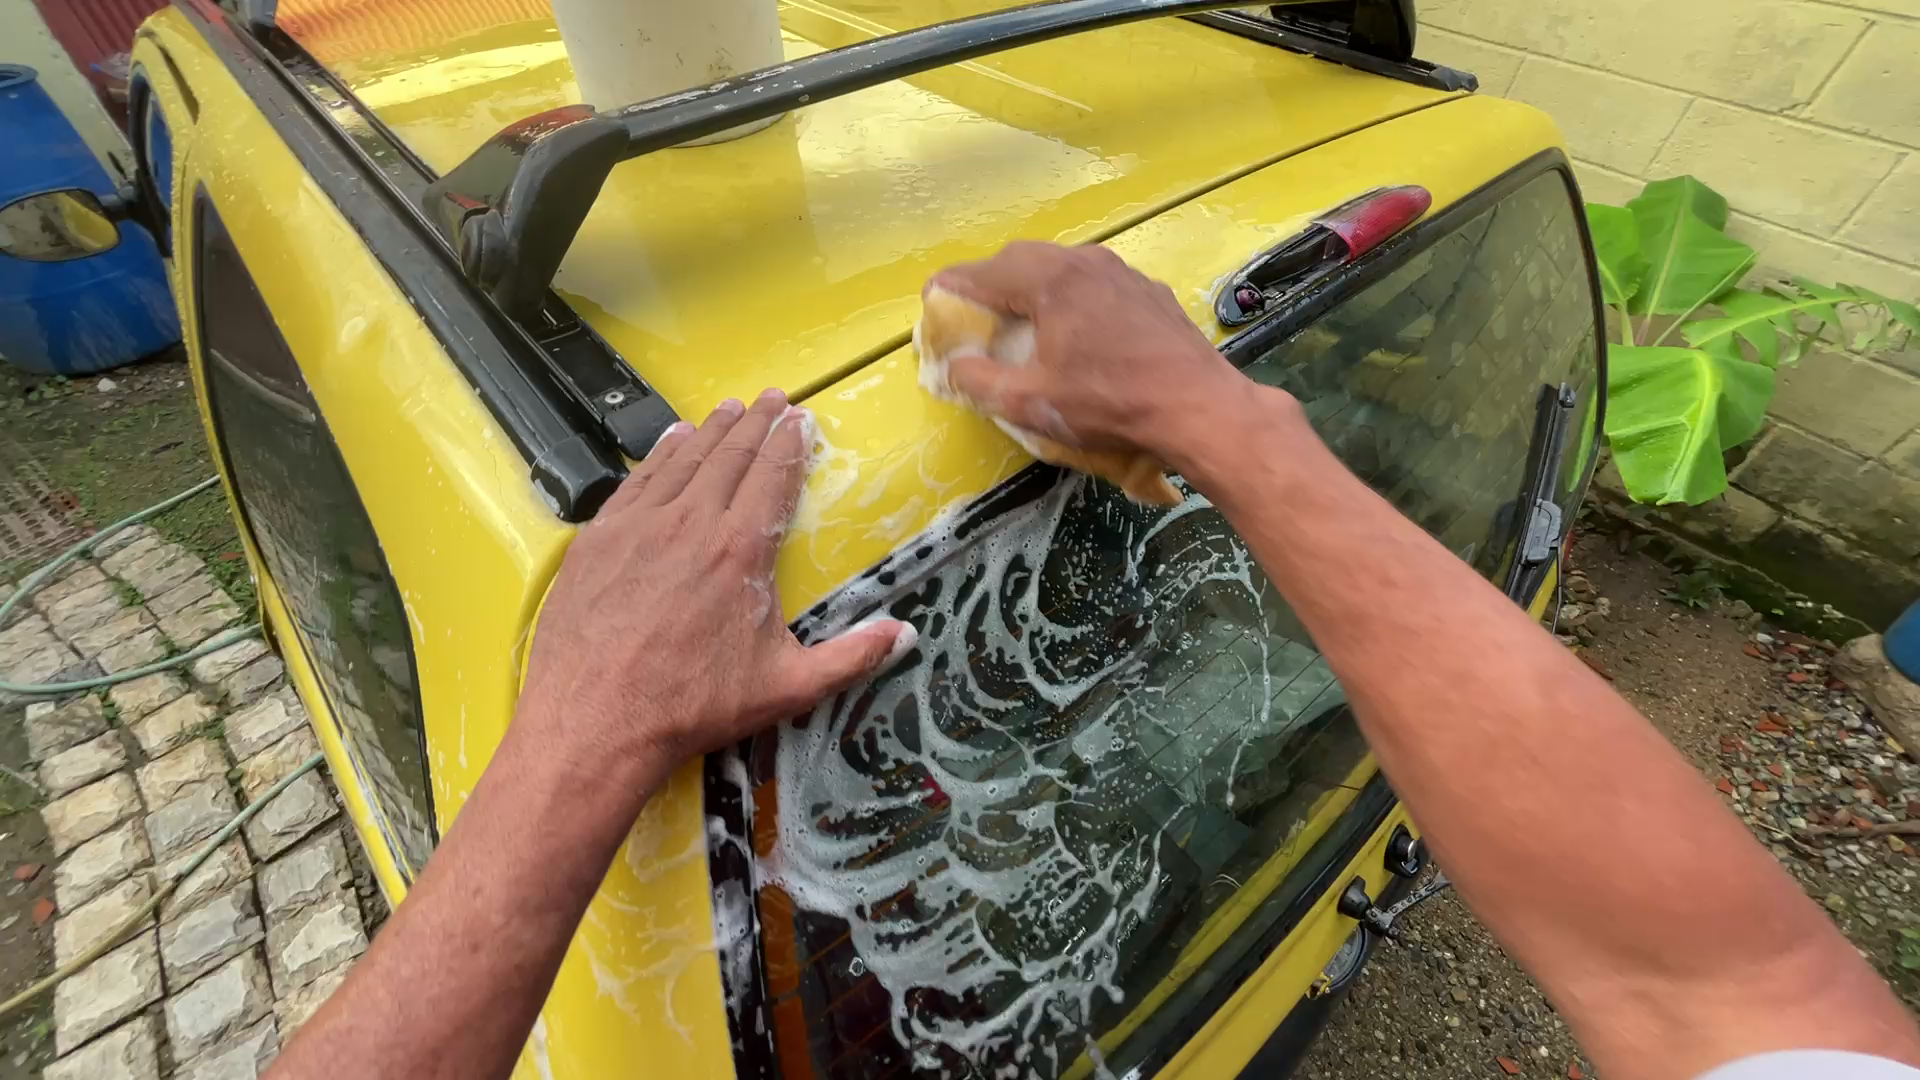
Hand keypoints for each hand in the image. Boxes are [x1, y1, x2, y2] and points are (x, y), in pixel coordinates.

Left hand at [517, 389, 913, 781]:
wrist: (592, 723)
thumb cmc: (694, 705)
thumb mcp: (788, 686)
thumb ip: (852, 656)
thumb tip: (907, 635)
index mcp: (740, 550)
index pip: (773, 477)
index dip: (790, 443)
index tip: (800, 419)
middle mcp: (691, 523)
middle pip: (731, 456)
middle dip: (756, 422)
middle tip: (772, 397)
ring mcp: (639, 525)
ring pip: (683, 459)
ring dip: (712, 429)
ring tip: (730, 407)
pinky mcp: (599, 538)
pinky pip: (637, 479)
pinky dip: (660, 452)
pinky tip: (671, 438)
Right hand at [929, 242, 1264, 459]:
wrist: (1197, 406)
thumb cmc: (1109, 403)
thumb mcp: (1032, 404)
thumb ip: (980, 382)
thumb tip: (952, 366)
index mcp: (1050, 281)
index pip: (984, 272)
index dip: (952, 287)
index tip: (932, 299)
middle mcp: (1085, 262)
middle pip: (1022, 259)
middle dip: (991, 281)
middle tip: (976, 312)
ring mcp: (1122, 272)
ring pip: (1061, 266)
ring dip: (1032, 286)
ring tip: (1023, 318)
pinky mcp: (1148, 291)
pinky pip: (1094, 282)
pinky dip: (1070, 296)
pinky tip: (1077, 328)